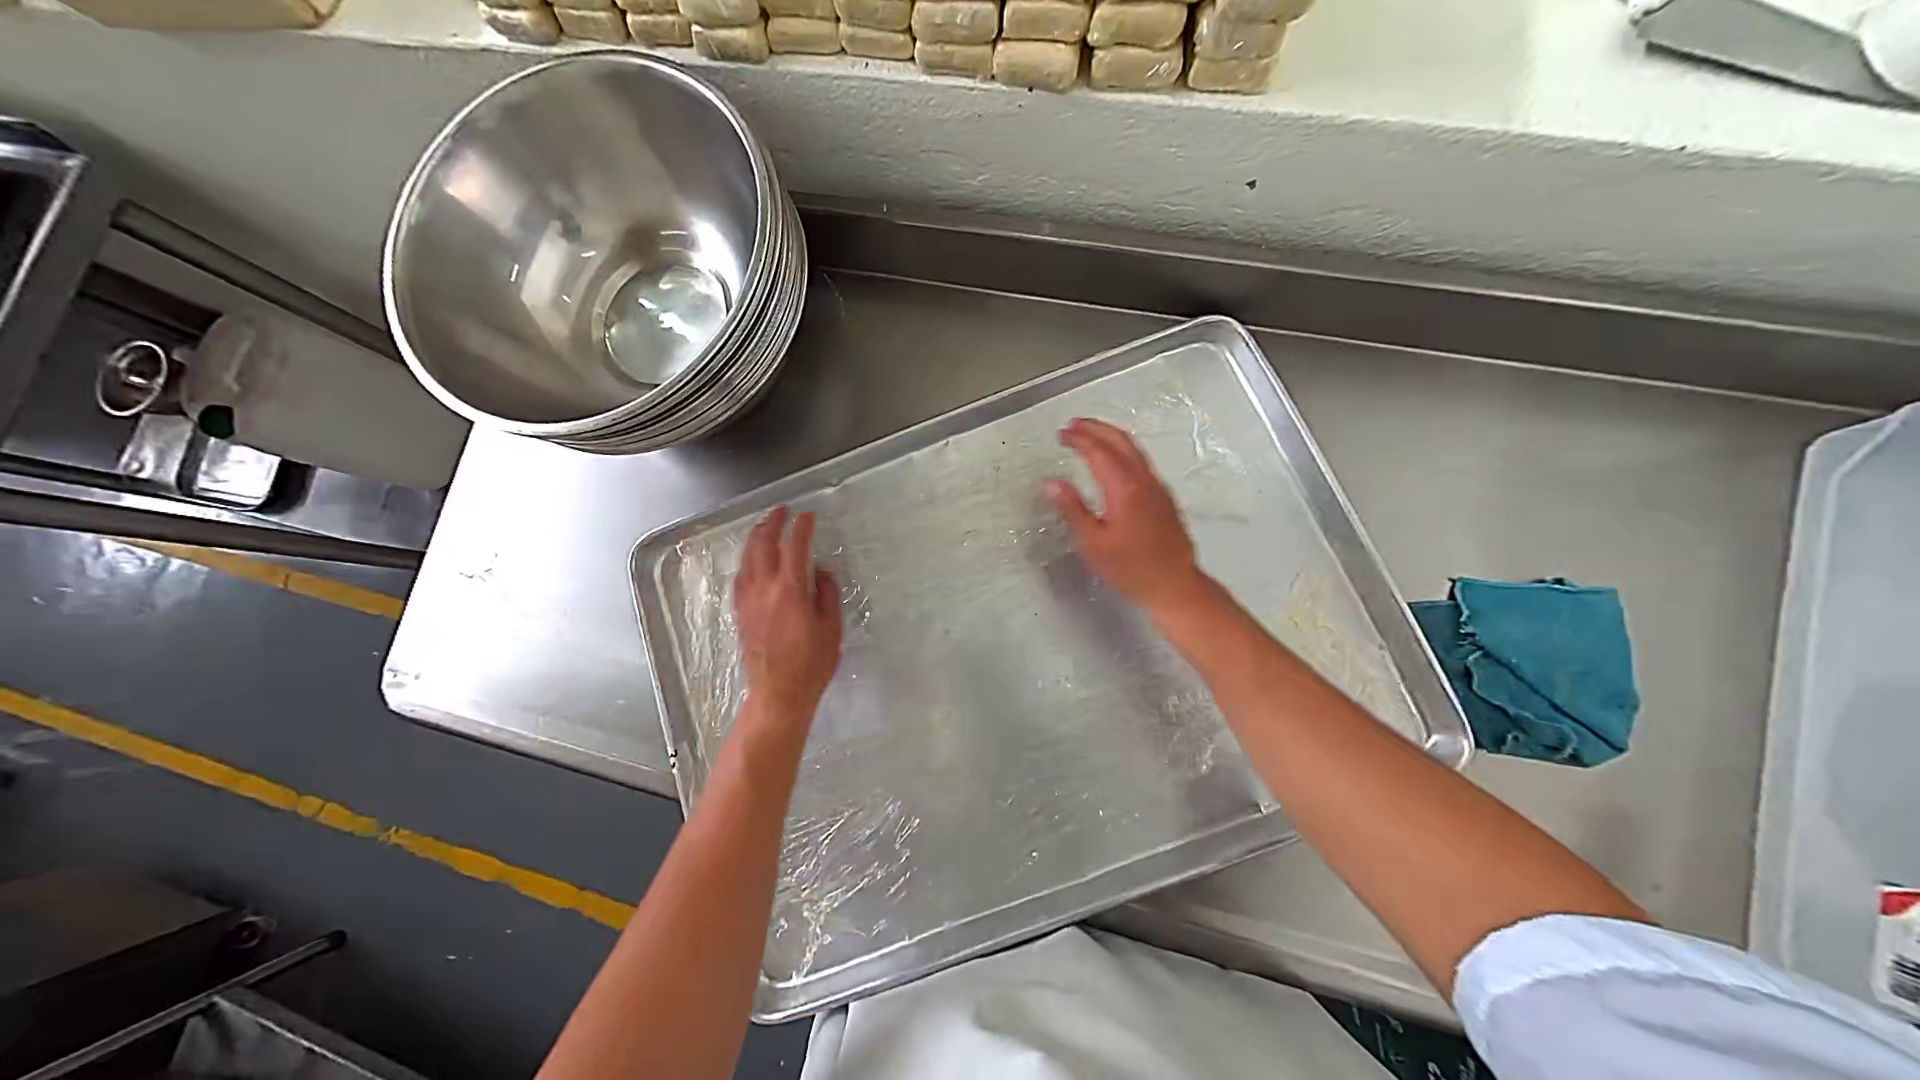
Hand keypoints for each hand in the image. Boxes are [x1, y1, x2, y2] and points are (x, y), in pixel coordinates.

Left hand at [735, 506, 842, 716]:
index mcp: (791, 590)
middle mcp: (765, 589)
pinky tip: (752, 560)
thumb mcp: (832, 628)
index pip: (795, 547)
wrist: (778, 693)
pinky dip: (748, 560)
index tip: (808, 516)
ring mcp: (748, 600)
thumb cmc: (811, 664)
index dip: (801, 528)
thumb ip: (827, 594)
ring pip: (747, 558)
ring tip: (766, 527)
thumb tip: (821, 573)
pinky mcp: (740, 612)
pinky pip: (741, 576)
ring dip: (756, 537)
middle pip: (763, 545)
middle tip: (782, 511)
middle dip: (772, 523)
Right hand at [1047, 418, 1208, 615]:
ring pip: (1134, 448)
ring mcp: (1158, 488)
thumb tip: (1052, 484)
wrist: (1174, 585)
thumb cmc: (1133, 569)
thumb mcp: (1092, 543)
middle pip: (1120, 441)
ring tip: (1091, 434)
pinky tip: (1115, 459)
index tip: (1062, 433)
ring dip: (1110, 436)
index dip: (1079, 438)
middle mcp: (1145, 481)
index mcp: (1124, 489)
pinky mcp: (1165, 498)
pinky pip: (1142, 461)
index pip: (1098, 451)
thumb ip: (1072, 509)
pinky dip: (1124, 449)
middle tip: (1074, 425)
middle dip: (1095, 428)